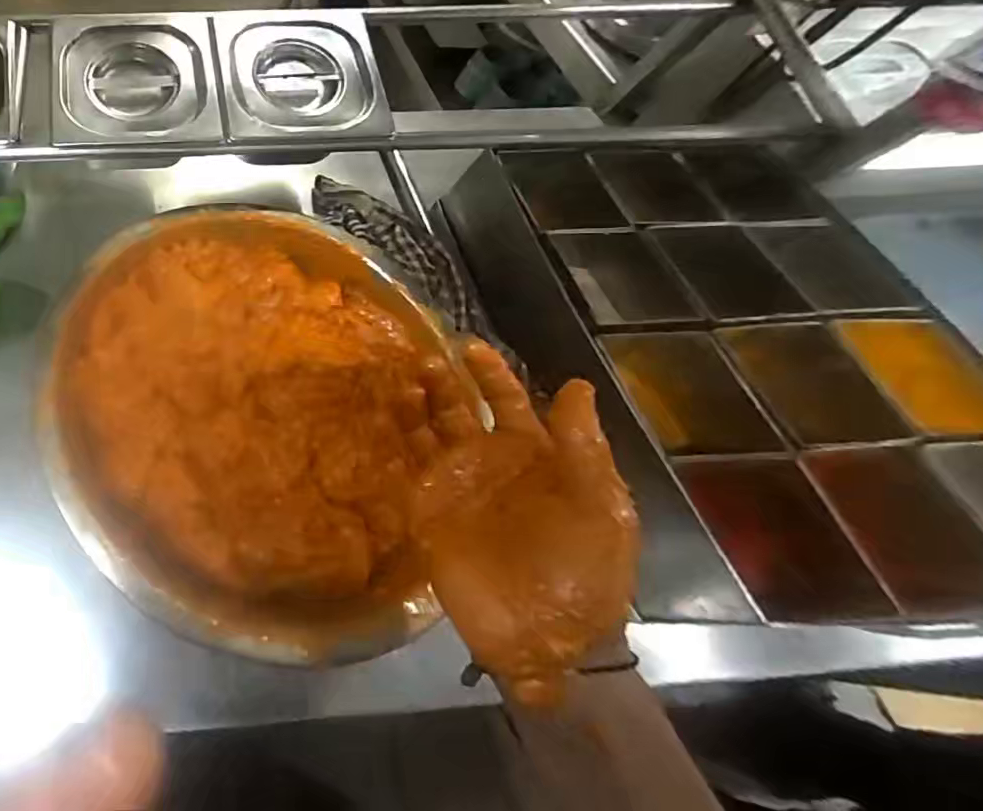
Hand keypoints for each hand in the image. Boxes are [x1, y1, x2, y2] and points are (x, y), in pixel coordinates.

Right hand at [404, 340, 639, 707]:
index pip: (507, 402)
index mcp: (534, 456)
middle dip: (444, 381)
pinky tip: (382, 415)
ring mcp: (454, 484)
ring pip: (430, 431)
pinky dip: (396, 438)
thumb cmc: (582, 568)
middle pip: (460, 409)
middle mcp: (489, 462)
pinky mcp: (426, 508)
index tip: (470, 346)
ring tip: (400, 376)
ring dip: (416, 403)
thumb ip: (582, 445)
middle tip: (423, 354)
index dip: (491, 373)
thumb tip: (578, 385)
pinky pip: (409, 465)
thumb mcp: (600, 504)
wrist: (544, 636)